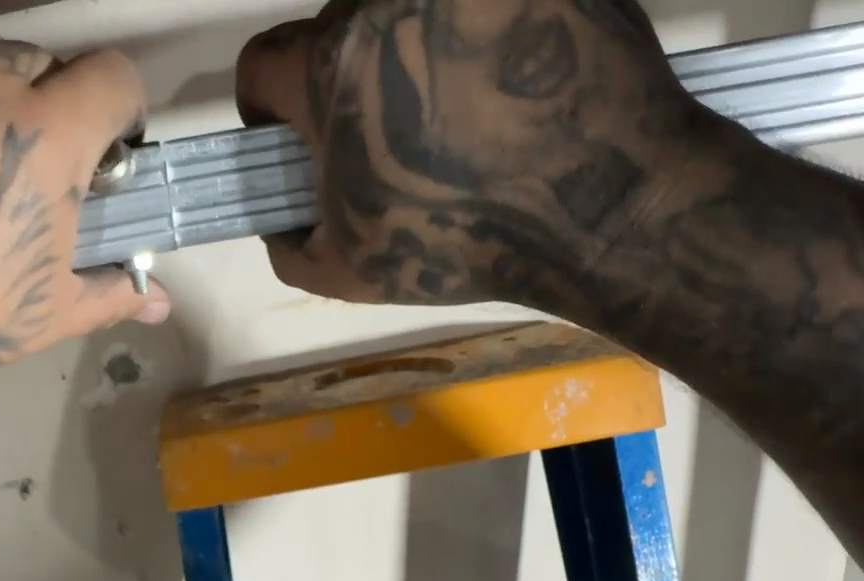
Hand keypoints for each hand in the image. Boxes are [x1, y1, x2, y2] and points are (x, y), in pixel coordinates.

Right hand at [236, 0, 739, 317]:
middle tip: (388, 136)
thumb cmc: (459, 243)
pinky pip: (474, 10)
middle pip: (337, 33)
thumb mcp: (347, 272)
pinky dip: (476, 38)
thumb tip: (280, 220)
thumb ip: (289, 245)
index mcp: (330, 66)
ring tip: (456, 110)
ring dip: (411, 53)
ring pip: (405, 15)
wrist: (600, 208)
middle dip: (346, 82)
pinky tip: (504, 85)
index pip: (263, 63)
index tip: (291, 133)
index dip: (267, 105)